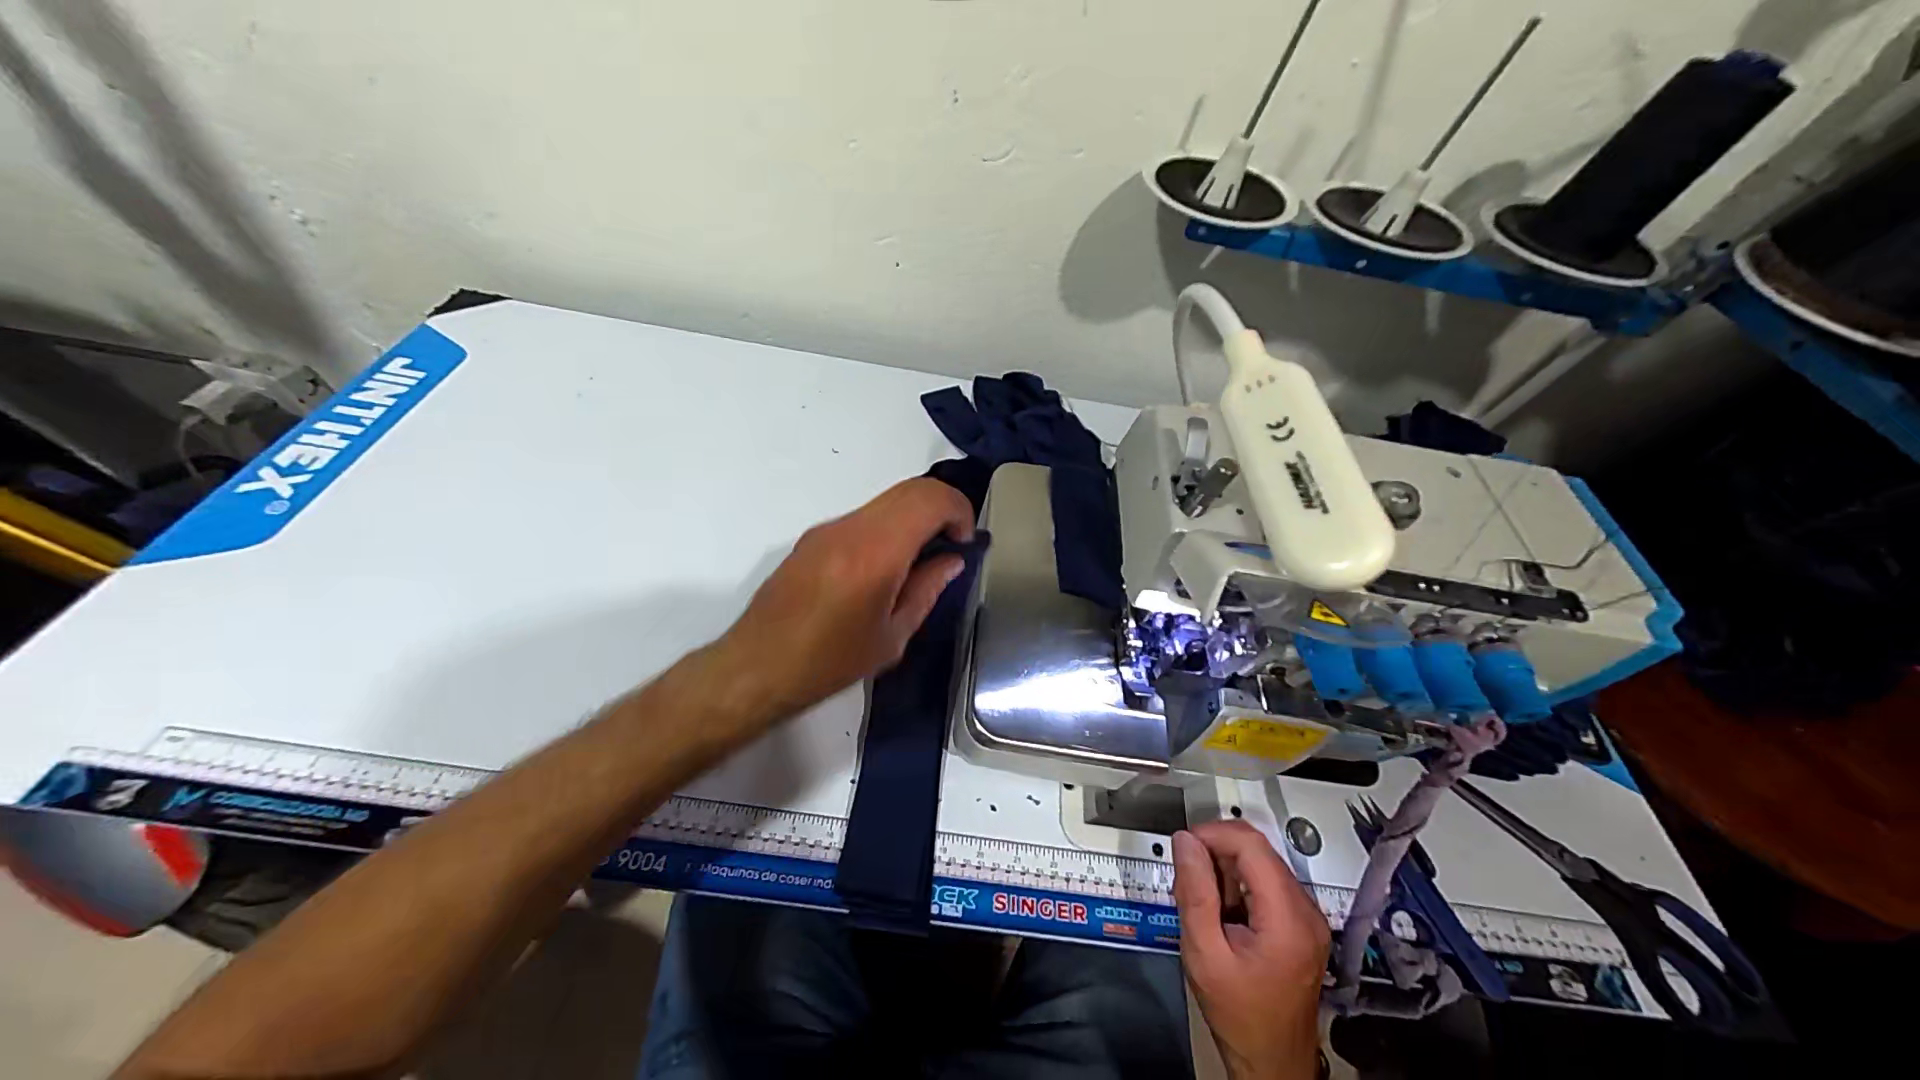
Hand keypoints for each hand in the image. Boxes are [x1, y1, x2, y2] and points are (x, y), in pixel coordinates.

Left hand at [718, 477, 974, 718]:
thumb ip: (927, 590)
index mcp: (875, 553)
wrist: (757, 667)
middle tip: (952, 545)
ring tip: (920, 562)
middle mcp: (850, 528)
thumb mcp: (892, 637)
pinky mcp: (812, 539)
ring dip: (913, 517)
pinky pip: (863, 517)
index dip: (959, 510)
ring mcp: (826, 529)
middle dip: (942, 508)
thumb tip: (950, 561)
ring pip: (885, 501)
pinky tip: (886, 568)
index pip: (930, 499)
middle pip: (910, 490)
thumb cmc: (830, 663)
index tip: (964, 543)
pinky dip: (888, 527)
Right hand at [1173, 821, 1330, 1079]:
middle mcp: (1307, 910)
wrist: (1270, 1060)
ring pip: (1261, 862)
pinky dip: (1239, 884)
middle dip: (1216, 852)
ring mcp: (1308, 917)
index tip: (1183, 848)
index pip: (1251, 844)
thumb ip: (1194, 891)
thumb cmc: (1237, 1011)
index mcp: (1288, 918)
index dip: (1212, 834)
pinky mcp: (1302, 923)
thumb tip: (1185, 840)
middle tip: (1189, 878)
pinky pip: (1267, 882)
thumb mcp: (1203, 952)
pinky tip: (1223, 912)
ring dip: (1227, 868)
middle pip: (1258, 850)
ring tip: (1205, 902)